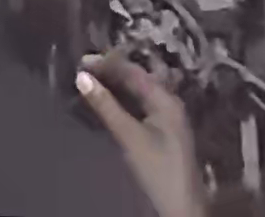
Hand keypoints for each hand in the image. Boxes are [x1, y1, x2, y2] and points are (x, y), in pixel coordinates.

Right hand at [78, 53, 207, 216]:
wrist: (183, 211)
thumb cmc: (158, 170)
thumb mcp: (129, 137)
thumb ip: (106, 106)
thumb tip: (81, 77)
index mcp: (164, 98)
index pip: (132, 71)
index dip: (107, 63)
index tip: (82, 61)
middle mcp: (168, 101)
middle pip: (136, 78)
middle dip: (110, 72)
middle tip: (83, 69)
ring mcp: (167, 116)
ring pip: (137, 91)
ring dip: (115, 85)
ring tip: (91, 80)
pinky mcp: (162, 130)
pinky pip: (139, 104)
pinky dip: (122, 99)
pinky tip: (108, 101)